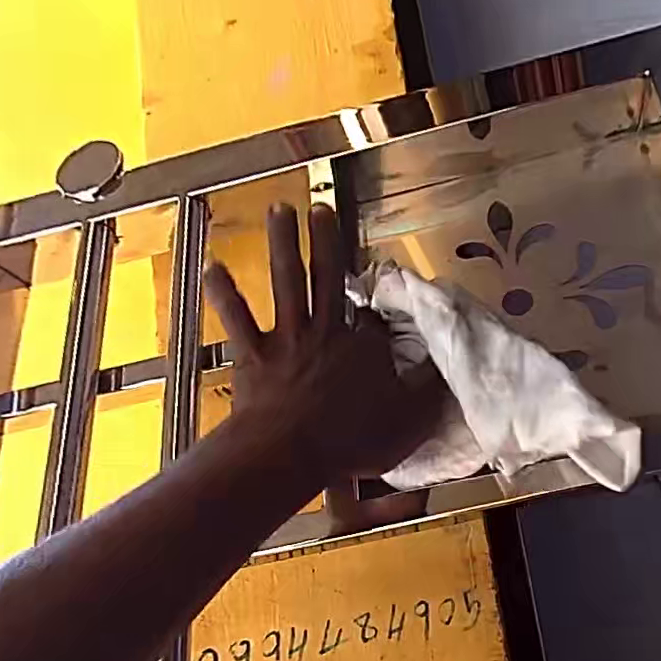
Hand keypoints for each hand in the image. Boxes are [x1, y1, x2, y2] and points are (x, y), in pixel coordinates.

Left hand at [203, 203, 445, 484]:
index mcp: (365, 346)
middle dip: (326, 241)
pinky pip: (238, 318)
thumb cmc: (353, 439)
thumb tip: (446, 364)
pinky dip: (225, 292)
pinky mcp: (254, 354)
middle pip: (327, 277)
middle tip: (321, 207)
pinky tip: (215, 266)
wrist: (290, 453)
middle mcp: (326, 331)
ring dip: (283, 244)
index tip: (385, 293)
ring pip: (286, 282)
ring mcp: (287, 339)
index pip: (375, 315)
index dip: (380, 303)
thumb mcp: (410, 420)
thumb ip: (429, 389)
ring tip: (280, 210)